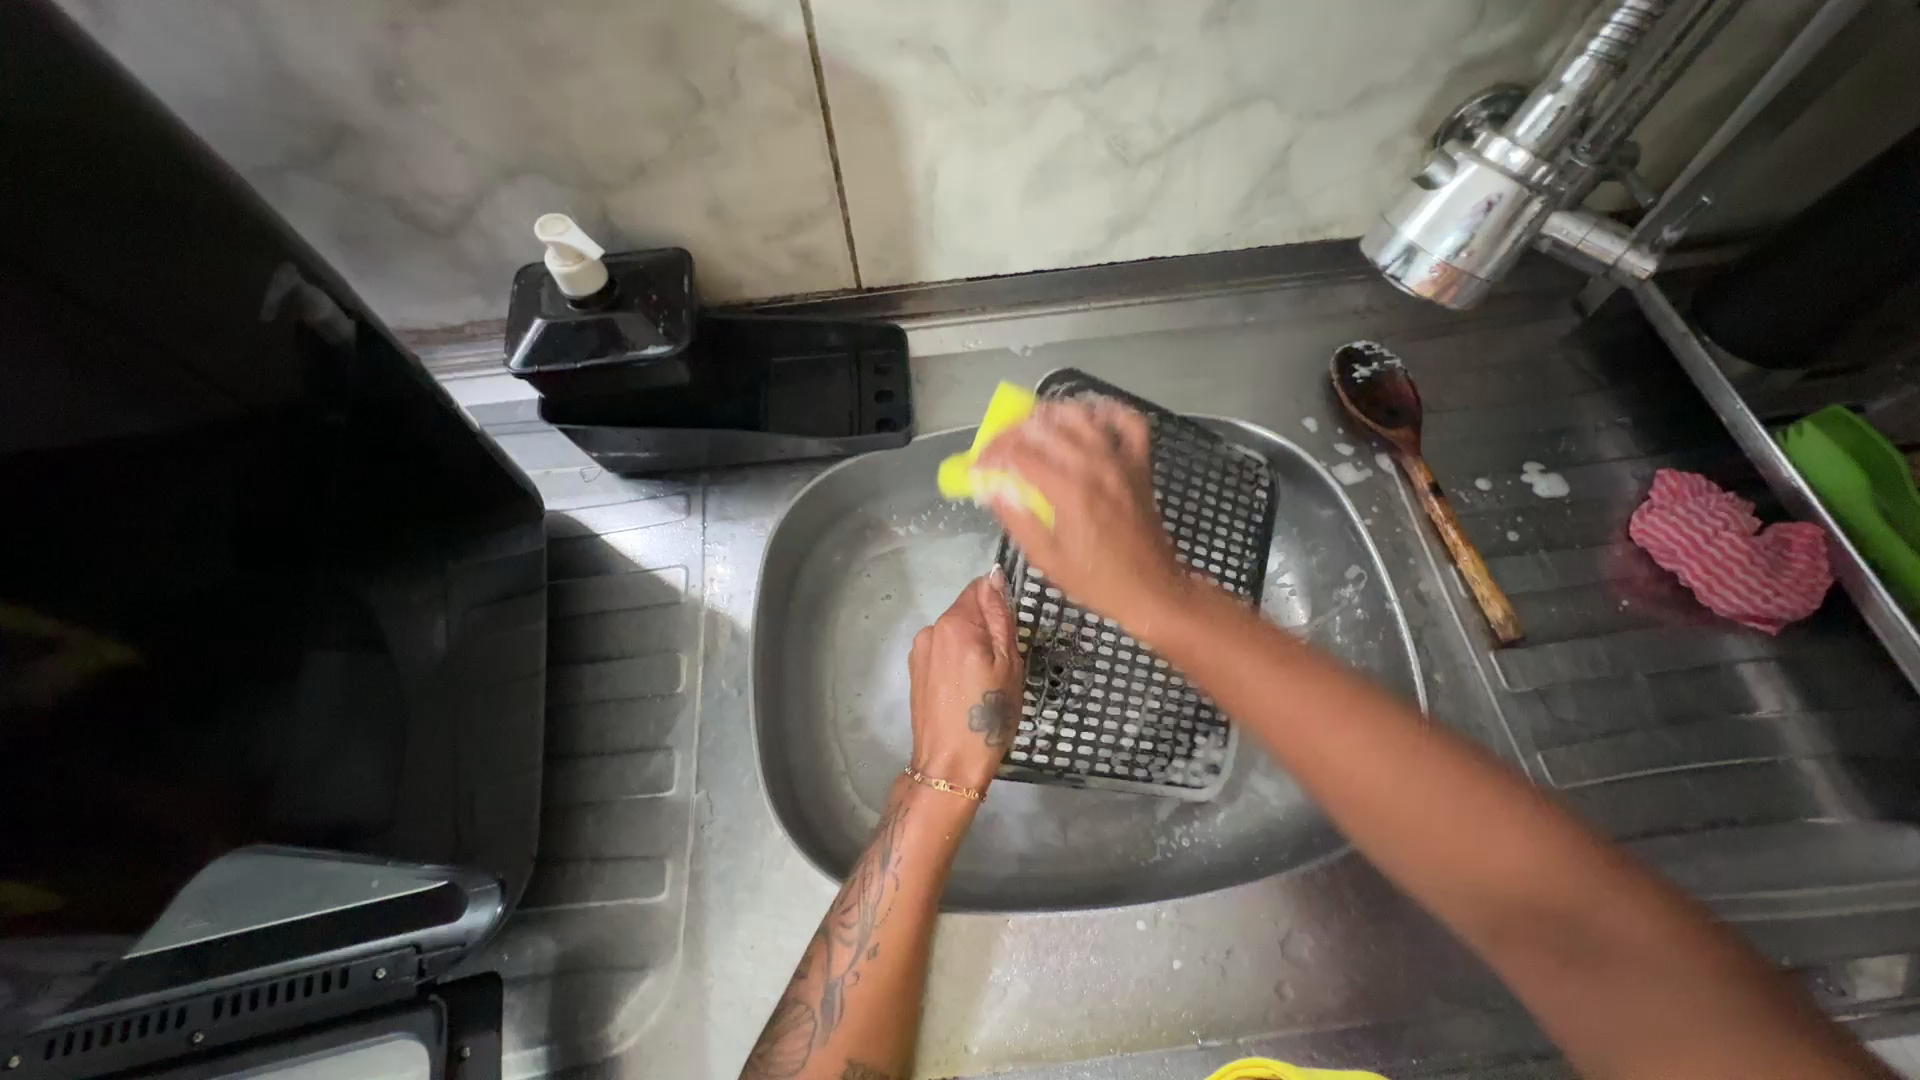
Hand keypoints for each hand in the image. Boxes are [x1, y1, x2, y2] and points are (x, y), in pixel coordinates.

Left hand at [908, 569, 1023, 793]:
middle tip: (1002, 666)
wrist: (950, 764)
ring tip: (985, 682)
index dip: (1000, 606)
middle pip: (966, 612)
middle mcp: (930, 630)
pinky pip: (944, 652)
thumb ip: (1000, 615)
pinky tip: (967, 690)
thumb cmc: (988, 715)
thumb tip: (994, 575)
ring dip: (972, 647)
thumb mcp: (1007, 663)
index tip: (1011, 634)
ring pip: (955, 634)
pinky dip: (958, 662)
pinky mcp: (915, 671)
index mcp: (954, 623)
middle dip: (986, 630)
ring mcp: (919, 651)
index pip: (979, 588)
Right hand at [974, 399, 1186, 624]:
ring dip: (1052, 414)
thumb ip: (1018, 520)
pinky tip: (1089, 415)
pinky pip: (1128, 422)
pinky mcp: (1140, 463)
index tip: (979, 466)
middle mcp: (1094, 465)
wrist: (1151, 589)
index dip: (992, 455)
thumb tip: (992, 490)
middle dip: (1013, 432)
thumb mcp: (1048, 559)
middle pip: (1045, 427)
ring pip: (1081, 416)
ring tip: (1032, 427)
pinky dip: (1108, 411)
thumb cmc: (1097, 581)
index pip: (1019, 454)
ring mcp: (1120, 460)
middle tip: (998, 448)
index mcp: (1068, 490)